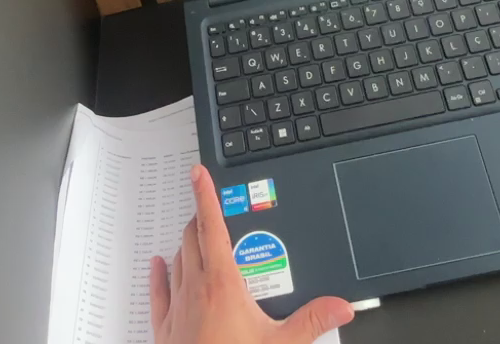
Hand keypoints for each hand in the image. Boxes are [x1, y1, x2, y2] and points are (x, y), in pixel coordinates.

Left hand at [151, 165, 354, 343]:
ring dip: (186, 244)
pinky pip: (158, 293)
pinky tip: (158, 265)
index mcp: (222, 284)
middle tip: (215, 211)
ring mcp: (177, 309)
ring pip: (178, 260)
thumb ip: (312, 321)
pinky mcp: (164, 331)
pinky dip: (159, 274)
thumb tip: (341, 306)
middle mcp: (195, 289)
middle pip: (192, 237)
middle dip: (201, 219)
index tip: (198, 172)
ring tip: (198, 237)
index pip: (211, 226)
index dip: (205, 195)